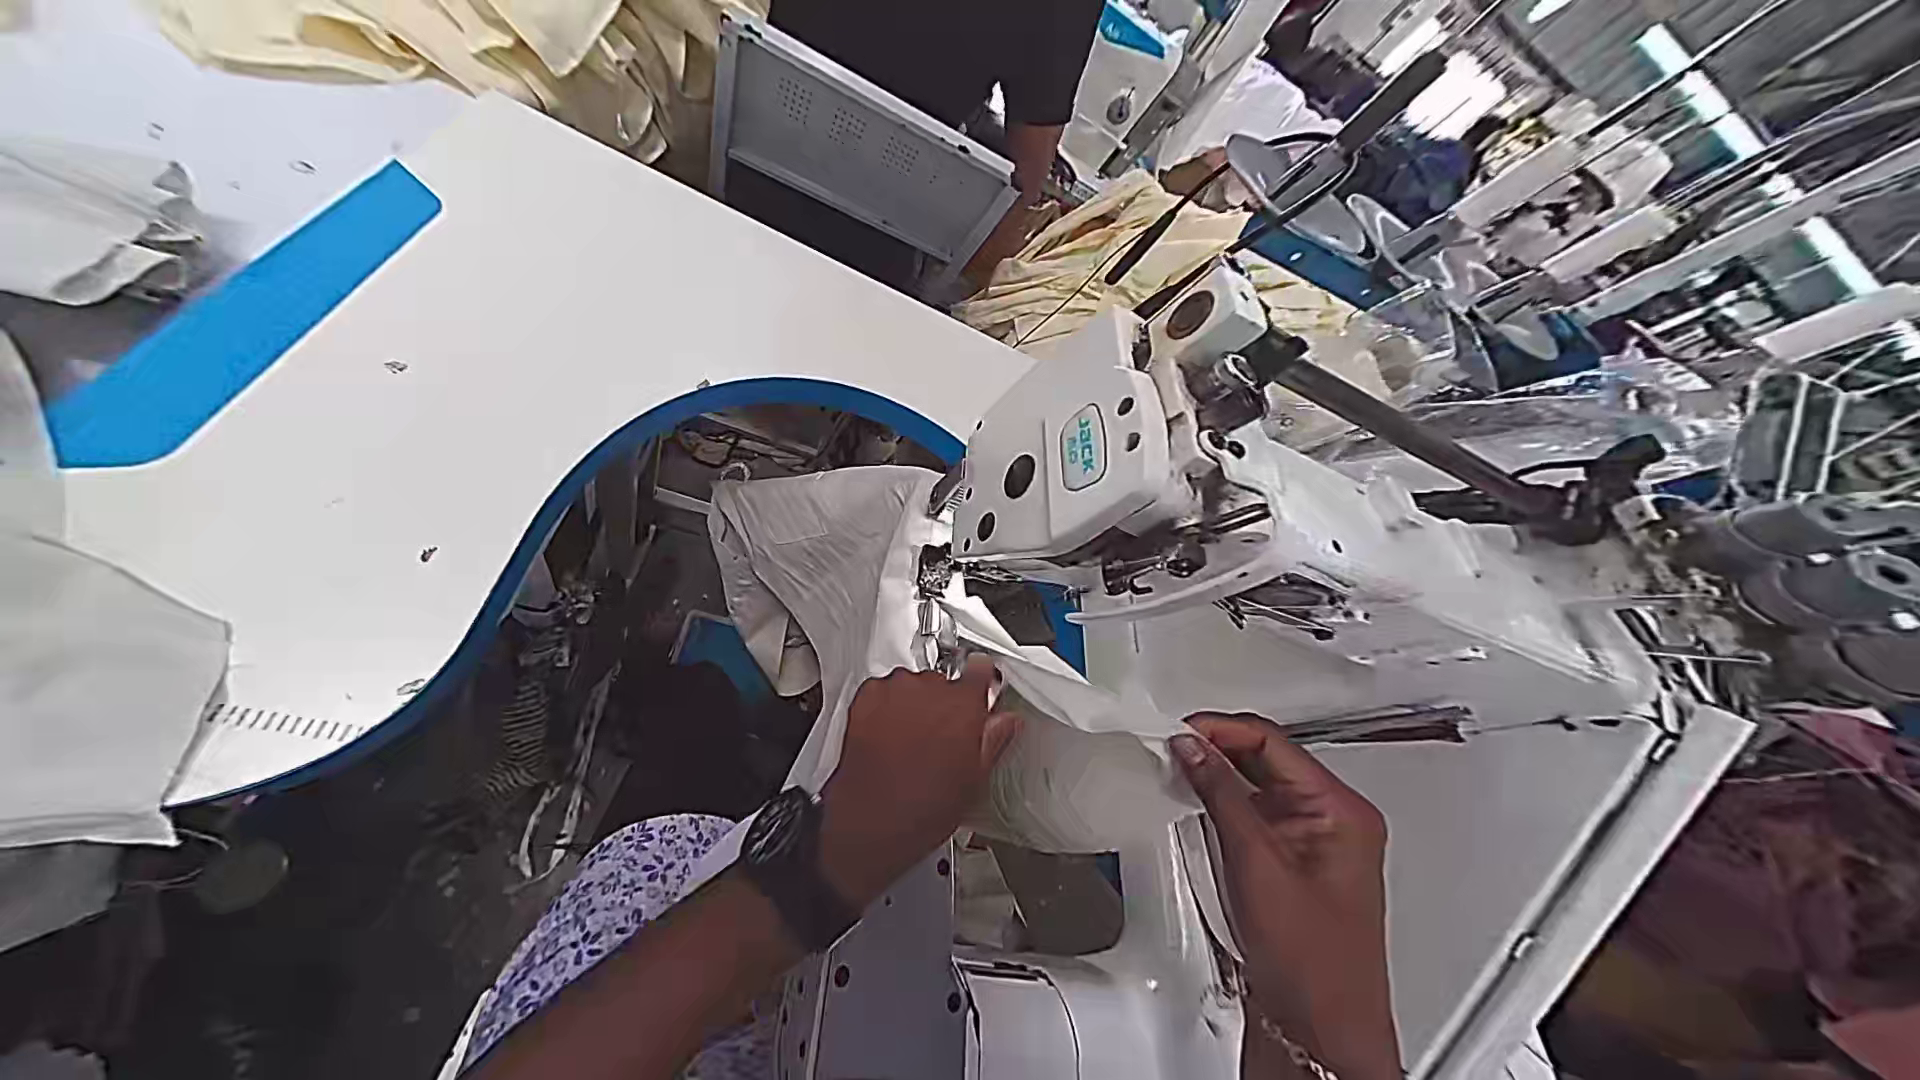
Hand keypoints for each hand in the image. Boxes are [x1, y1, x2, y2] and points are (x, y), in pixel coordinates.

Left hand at [818, 657, 1021, 907]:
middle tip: (938, 737)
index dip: (982, 678)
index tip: (981, 684)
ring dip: (913, 703)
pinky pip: (883, 690)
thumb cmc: (920, 806)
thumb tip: (1006, 722)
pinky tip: (887, 736)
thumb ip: (993, 739)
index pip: (981, 669)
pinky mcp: (868, 695)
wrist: (870, 820)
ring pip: (912, 685)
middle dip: (942, 703)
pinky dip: (885, 706)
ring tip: (909, 741)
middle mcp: (931, 688)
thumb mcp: (973, 779)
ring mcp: (897, 689)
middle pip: (944, 681)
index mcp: (964, 705)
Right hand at [1170, 714, 1400, 1079]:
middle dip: (1215, 748)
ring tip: (1177, 769)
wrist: (1317, 1032)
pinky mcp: (1290, 855)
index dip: (1220, 730)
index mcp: (1339, 810)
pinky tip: (1194, 801)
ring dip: (1215, 774)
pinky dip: (1219, 801)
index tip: (1181, 730)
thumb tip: (1192, 747)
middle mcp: (1332, 817)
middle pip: (1264, 758)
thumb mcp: (1255, 861)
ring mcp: (1311, 836)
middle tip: (1171, 746)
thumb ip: (1219, 793)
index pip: (1271, 742)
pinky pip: (1251, 810)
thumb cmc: (1311, 964)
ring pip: (1254, 783)